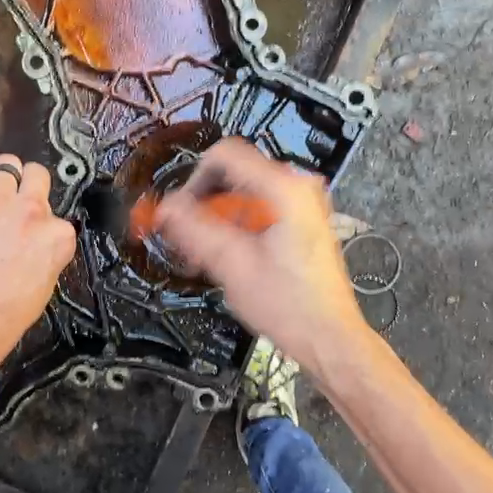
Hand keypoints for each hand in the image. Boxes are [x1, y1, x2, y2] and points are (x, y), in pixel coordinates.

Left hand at [0, 155, 77, 379]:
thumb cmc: (1, 320)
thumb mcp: (41, 288)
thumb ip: (44, 255)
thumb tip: (34, 245)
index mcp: (57, 238)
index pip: (59, 218)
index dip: (43, 228)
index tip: (33, 239)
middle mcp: (31, 212)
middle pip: (36, 173)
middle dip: (29, 184)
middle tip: (17, 203)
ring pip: (5, 166)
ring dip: (1, 183)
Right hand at [153, 139, 368, 370]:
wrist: (327, 336)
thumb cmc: (294, 307)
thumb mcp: (231, 264)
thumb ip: (192, 229)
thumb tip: (164, 208)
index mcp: (284, 189)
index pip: (223, 156)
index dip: (193, 182)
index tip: (179, 210)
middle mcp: (297, 189)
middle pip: (231, 177)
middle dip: (203, 207)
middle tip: (187, 239)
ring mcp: (300, 205)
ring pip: (241, 196)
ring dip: (217, 222)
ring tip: (205, 256)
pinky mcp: (298, 222)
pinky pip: (256, 211)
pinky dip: (235, 229)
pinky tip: (225, 258)